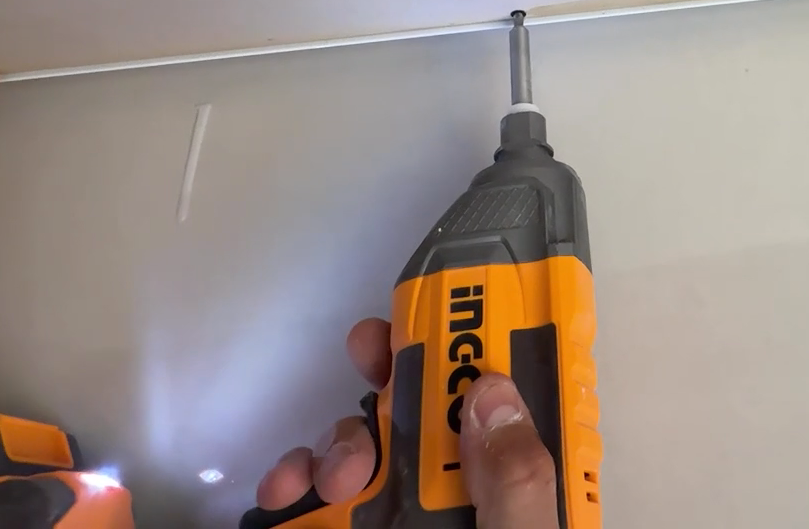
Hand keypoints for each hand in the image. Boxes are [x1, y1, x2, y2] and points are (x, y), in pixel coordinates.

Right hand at [255, 318, 561, 528]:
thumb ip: (518, 486)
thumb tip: (489, 390)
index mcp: (521, 491)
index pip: (514, 396)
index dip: (484, 340)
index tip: (447, 301)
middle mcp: (465, 499)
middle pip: (436, 409)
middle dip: (398, 369)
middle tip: (368, 348)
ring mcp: (408, 523)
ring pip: (376, 446)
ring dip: (344, 431)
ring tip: (330, 461)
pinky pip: (327, 499)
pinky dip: (301, 480)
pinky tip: (287, 485)